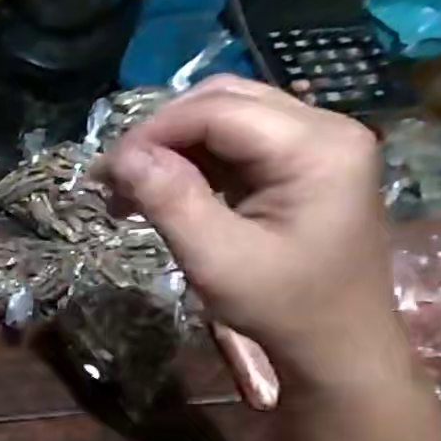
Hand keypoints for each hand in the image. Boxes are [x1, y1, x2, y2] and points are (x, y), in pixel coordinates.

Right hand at [101, 76, 410, 392]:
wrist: (335, 340)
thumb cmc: (281, 303)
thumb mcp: (216, 258)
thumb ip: (170, 200)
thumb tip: (120, 158)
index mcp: (316, 146)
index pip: (218, 110)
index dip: (153, 133)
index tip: (104, 173)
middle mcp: (323, 129)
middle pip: (222, 100)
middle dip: (158, 133)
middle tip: (112, 177)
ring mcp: (312, 144)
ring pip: (223, 116)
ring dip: (167, 145)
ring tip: (126, 188)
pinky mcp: (296, 164)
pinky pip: (231, 142)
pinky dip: (186, 160)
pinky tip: (156, 190)